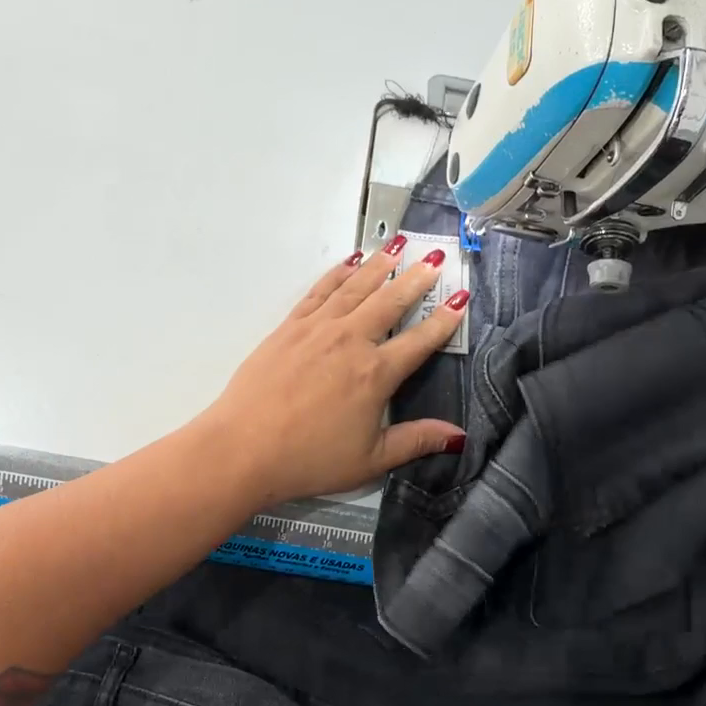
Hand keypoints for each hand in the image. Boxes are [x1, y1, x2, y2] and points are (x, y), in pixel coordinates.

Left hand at [196, 236, 470, 506]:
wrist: (243, 448)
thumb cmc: (309, 459)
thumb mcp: (370, 460)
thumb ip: (416, 441)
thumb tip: (459, 437)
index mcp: (376, 374)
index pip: (419, 341)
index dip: (444, 320)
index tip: (461, 299)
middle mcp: (350, 341)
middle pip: (390, 302)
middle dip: (416, 279)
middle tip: (435, 258)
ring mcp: (317, 329)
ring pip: (356, 288)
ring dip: (380, 265)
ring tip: (399, 246)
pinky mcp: (289, 327)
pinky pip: (319, 292)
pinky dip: (337, 274)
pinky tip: (349, 263)